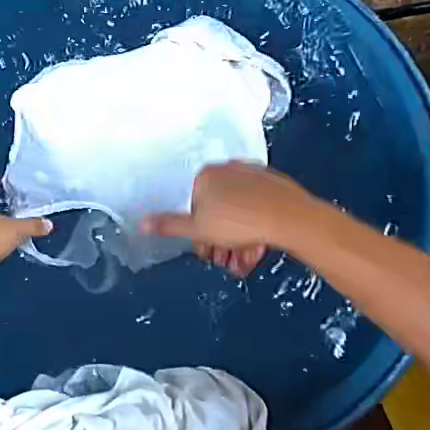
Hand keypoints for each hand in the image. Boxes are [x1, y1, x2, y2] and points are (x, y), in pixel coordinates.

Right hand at [143, 162, 314, 277]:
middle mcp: (228, 169)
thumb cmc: (240, 222)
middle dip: (221, 240)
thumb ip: (169, 225)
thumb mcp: (198, 230)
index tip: (209, 252)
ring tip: (245, 260)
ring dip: (238, 240)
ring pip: (239, 211)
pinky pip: (257, 206)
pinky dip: (255, 226)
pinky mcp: (273, 183)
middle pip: (218, 211)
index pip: (195, 207)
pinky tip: (259, 246)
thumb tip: (142, 222)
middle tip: (228, 260)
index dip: (201, 235)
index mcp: (206, 176)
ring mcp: (253, 174)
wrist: (288, 217)